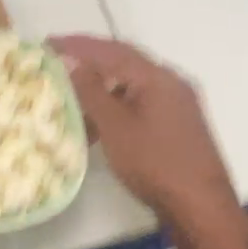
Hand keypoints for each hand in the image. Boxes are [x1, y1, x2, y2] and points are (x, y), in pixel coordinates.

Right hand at [49, 35, 239, 225]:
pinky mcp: (178, 122)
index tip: (47, 43)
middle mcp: (171, 82)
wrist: (199, 206)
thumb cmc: (154, 163)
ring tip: (72, 87)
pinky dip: (116, 100)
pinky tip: (99, 117)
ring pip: (132, 81)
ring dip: (102, 81)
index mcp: (157, 77)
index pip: (111, 50)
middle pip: (124, 61)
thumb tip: (70, 61)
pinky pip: (140, 99)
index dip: (77, 44)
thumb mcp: (114, 126)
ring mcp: (178, 103)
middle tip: (58, 57)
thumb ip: (90, 91)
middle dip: (90, 57)